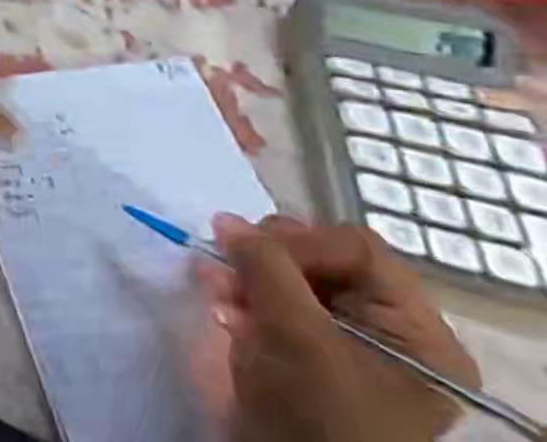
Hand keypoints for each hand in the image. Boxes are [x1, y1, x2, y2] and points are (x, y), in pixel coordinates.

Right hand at [198, 214, 477, 441]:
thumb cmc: (318, 409)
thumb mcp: (296, 334)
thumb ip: (265, 268)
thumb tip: (227, 220)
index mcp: (412, 331)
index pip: (355, 250)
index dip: (299, 241)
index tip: (246, 249)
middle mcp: (383, 331)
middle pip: (318, 260)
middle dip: (263, 258)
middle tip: (227, 267)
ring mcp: (339, 342)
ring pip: (284, 279)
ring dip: (243, 278)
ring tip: (217, 291)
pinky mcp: (299, 350)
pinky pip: (268, 304)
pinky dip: (238, 298)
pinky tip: (222, 310)